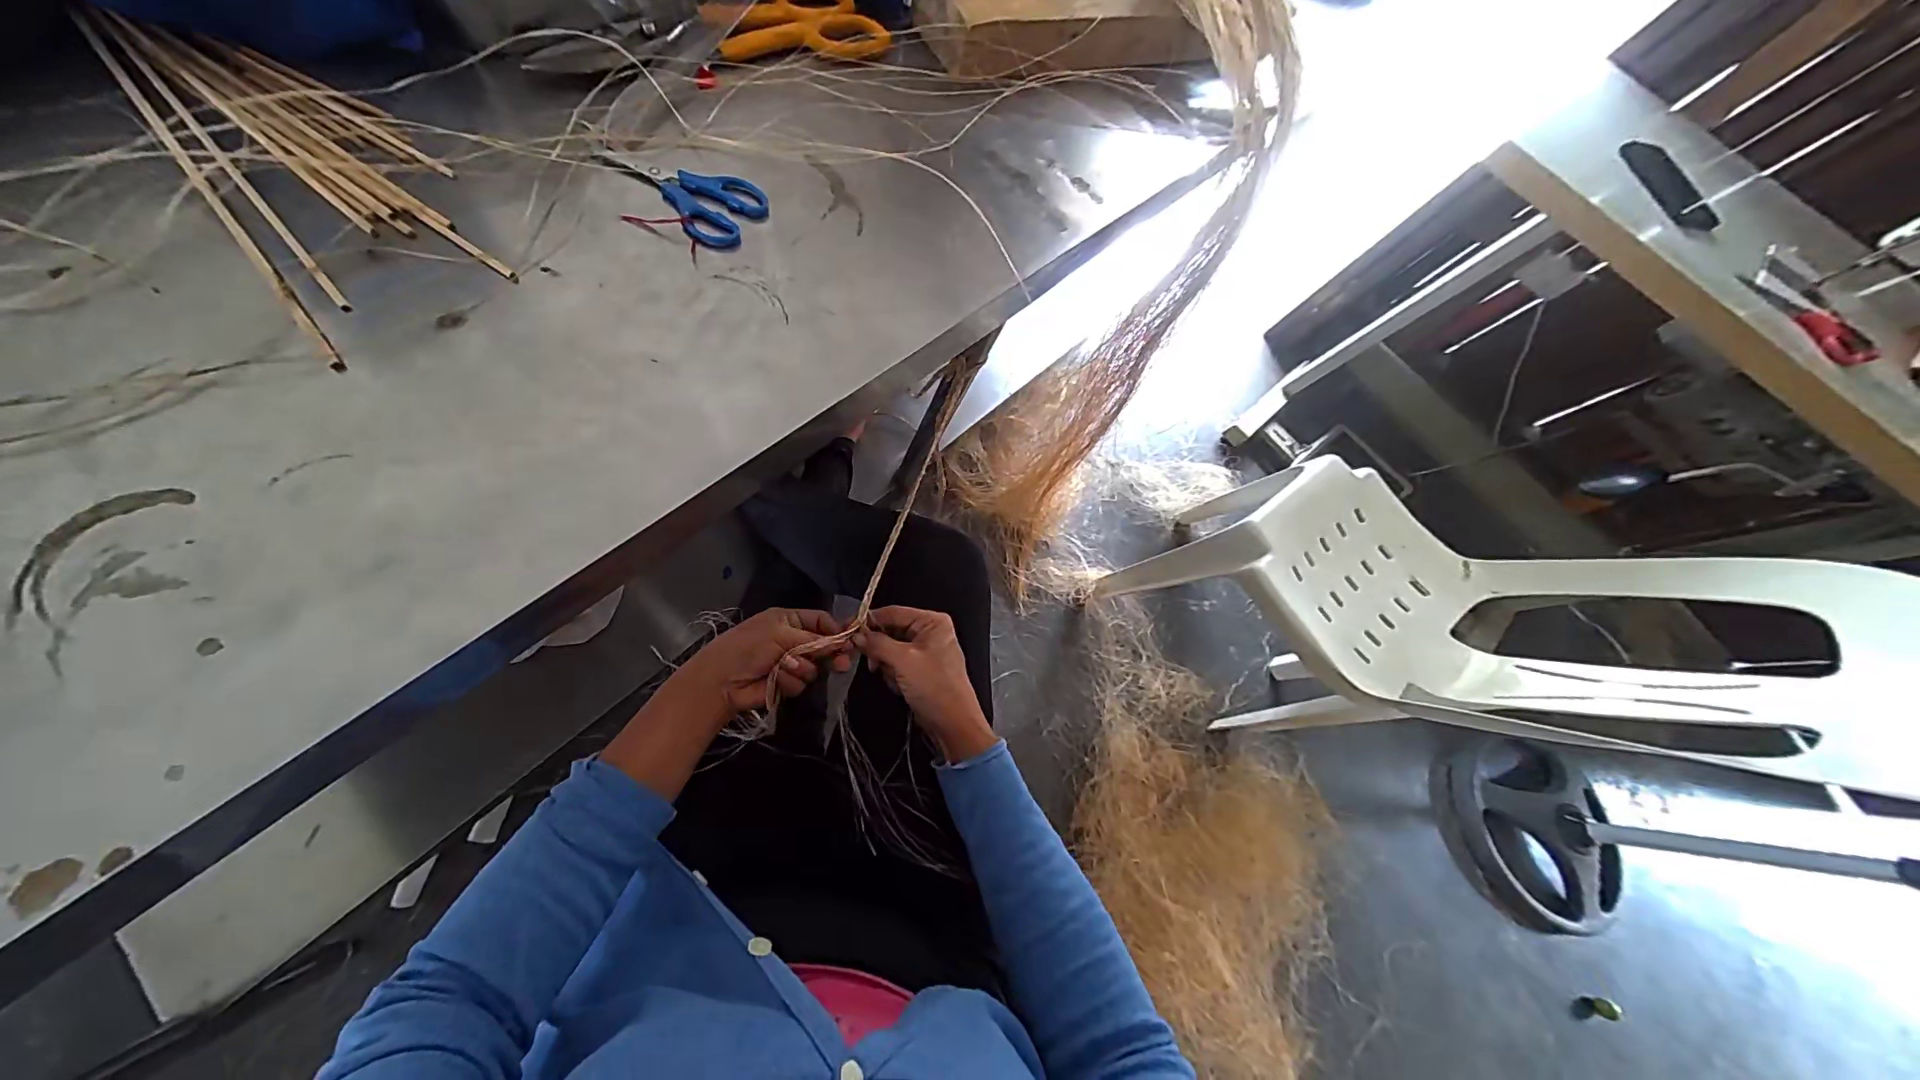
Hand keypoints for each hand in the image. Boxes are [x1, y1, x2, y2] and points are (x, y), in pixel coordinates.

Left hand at [676, 607, 851, 720]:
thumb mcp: (780, 634)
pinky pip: (802, 682)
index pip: (821, 621)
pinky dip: (791, 681)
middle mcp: (792, 639)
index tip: (850, 640)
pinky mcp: (786, 684)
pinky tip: (776, 679)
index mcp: (789, 620)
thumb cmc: (747, 648)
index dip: (836, 630)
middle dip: (830, 653)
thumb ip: (814, 638)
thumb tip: (842, 641)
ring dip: (802, 668)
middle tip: (841, 663)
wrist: (720, 682)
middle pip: (824, 645)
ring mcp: (790, 663)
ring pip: (814, 667)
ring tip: (785, 667)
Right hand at [852, 606, 995, 761]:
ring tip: (895, 679)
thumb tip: (856, 635)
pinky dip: (893, 675)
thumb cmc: (934, 687)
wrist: (952, 724)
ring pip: (890, 649)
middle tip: (872, 664)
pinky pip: (897, 665)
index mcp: (932, 622)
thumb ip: (877, 644)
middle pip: (890, 631)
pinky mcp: (920, 670)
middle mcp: (930, 632)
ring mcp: (925, 651)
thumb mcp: (903, 661)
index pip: (893, 612)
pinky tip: (900, 687)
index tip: (847, 630)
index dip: (869, 621)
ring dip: (887, 666)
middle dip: (880, 650)